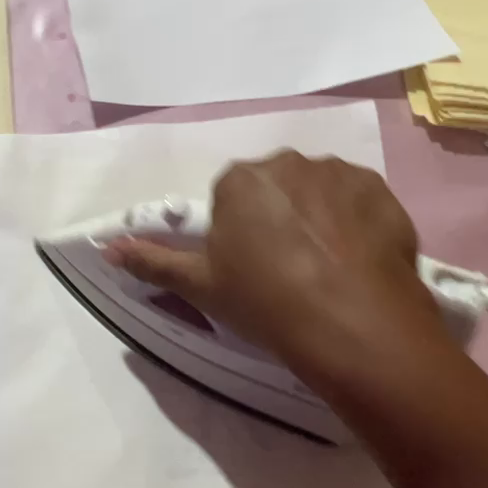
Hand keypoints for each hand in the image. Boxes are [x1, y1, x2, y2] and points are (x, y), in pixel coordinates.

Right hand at [107, 152, 447, 379]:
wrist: (353, 324)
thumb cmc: (265, 302)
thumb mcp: (201, 287)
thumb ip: (153, 261)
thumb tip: (106, 247)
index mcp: (239, 181)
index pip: (231, 200)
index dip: (238, 236)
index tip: (249, 270)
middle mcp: (287, 163)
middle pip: (275, 189)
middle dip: (277, 219)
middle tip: (287, 272)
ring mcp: (339, 172)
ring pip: (318, 193)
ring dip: (318, 219)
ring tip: (327, 270)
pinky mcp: (381, 189)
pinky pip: (359, 201)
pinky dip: (356, 224)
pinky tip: (356, 263)